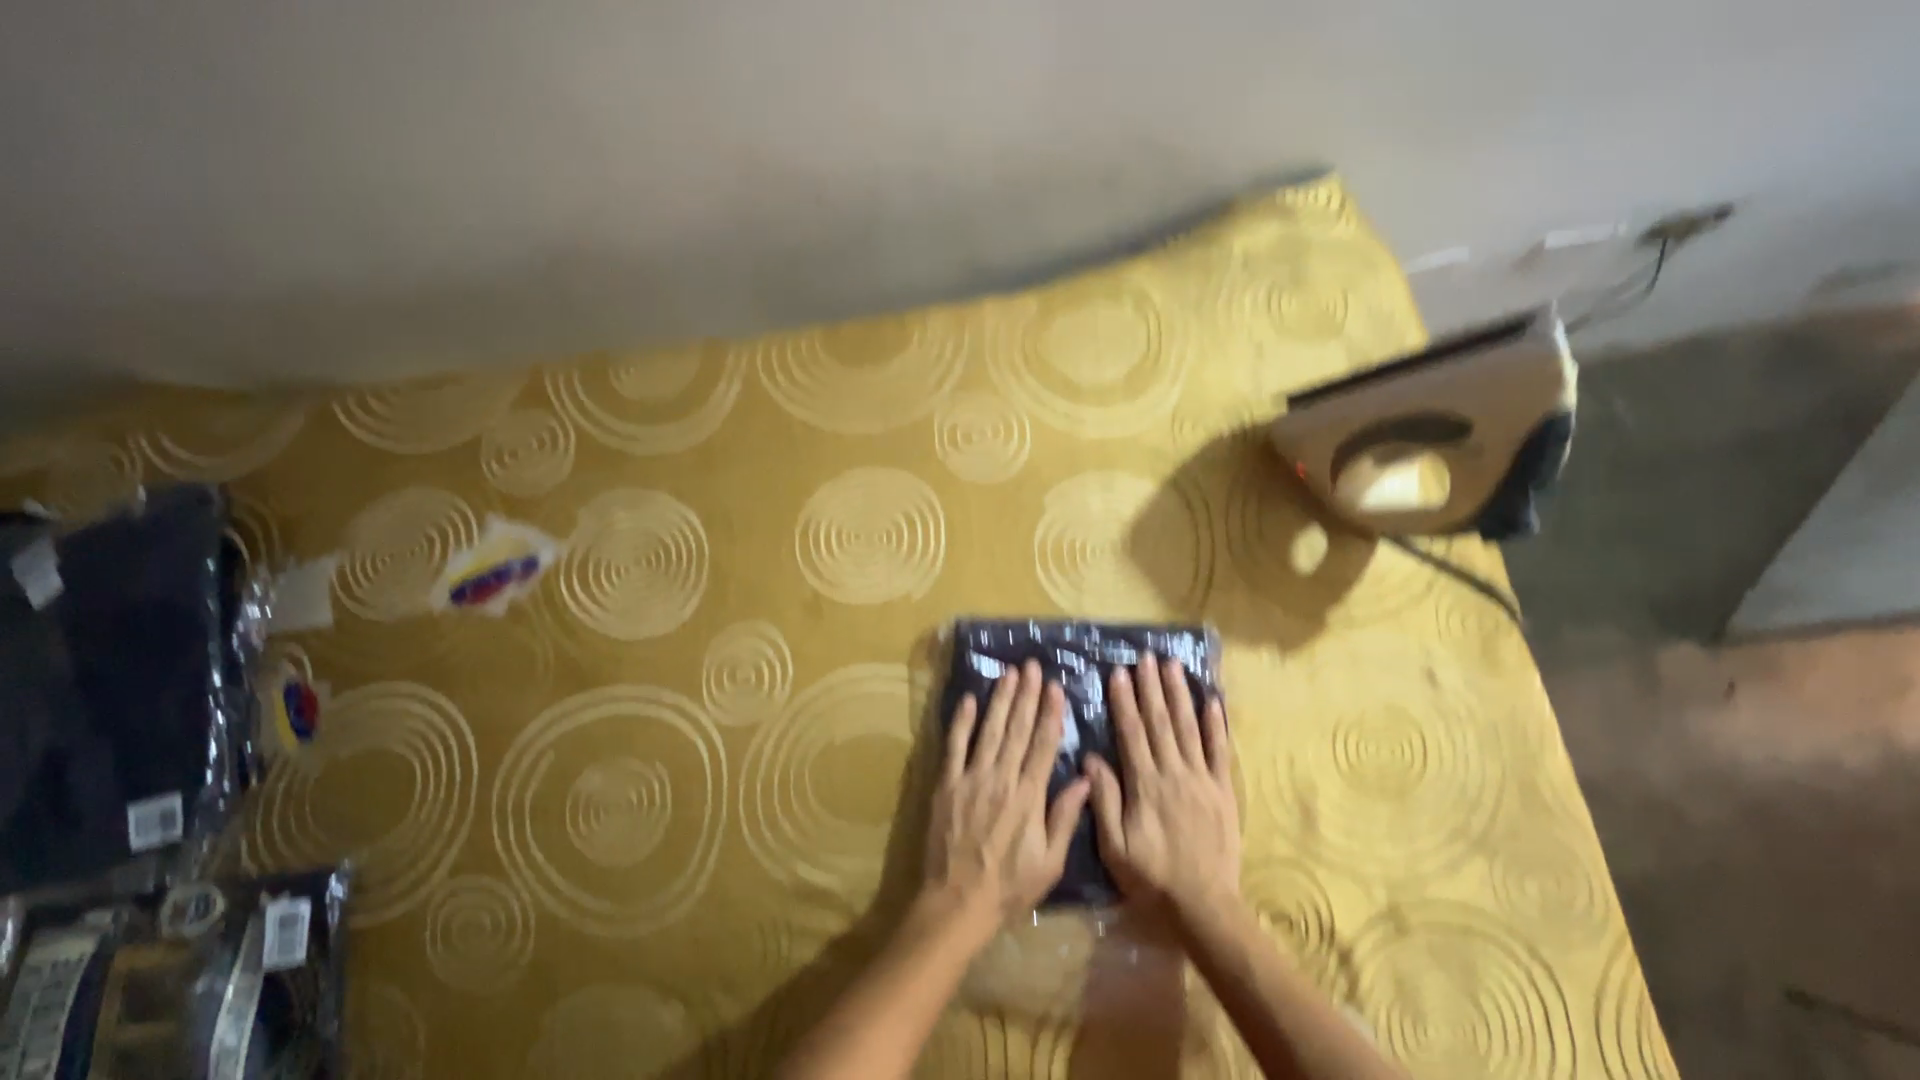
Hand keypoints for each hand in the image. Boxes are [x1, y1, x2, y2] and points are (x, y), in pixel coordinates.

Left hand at [923, 660, 1089, 930]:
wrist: (958, 902)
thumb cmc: (1010, 886)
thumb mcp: (1050, 861)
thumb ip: (1065, 817)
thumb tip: (1085, 779)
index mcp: (1029, 796)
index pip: (1044, 744)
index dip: (1051, 713)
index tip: (1055, 687)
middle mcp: (1001, 778)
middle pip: (1017, 729)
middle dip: (1027, 695)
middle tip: (1033, 667)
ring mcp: (971, 779)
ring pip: (989, 730)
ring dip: (1000, 700)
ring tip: (1009, 673)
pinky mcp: (946, 785)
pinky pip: (954, 746)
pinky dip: (961, 722)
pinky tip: (968, 700)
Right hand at [1085, 654, 1239, 919]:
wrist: (1203, 905)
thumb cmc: (1151, 878)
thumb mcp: (1114, 846)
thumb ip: (1104, 799)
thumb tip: (1091, 758)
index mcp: (1145, 786)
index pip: (1132, 733)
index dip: (1124, 702)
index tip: (1118, 673)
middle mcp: (1174, 774)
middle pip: (1161, 722)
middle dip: (1151, 688)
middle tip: (1146, 658)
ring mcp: (1202, 780)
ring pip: (1190, 728)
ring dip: (1180, 695)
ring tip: (1172, 666)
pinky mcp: (1223, 792)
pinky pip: (1220, 752)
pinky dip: (1217, 725)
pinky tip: (1212, 702)